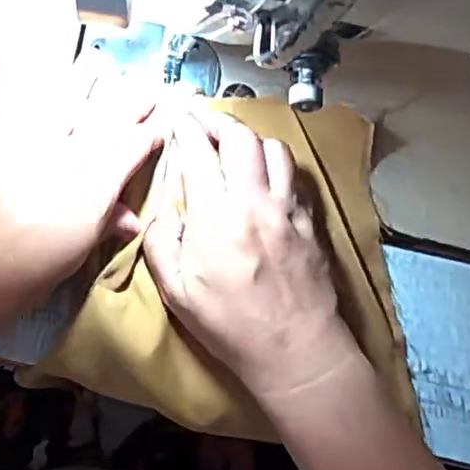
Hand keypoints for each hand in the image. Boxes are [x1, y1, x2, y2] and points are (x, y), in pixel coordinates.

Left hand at [0, 52, 161, 326]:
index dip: (151, 132)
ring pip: (65, 98)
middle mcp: (71, 153)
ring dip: (82, 77)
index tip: (163, 120)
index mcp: (97, 184)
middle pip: (107, 115)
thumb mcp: (79, 250)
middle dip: (130, 99)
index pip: (133, 147)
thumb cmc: (31, 267)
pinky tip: (9, 48)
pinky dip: (7, 73)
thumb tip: (132, 221)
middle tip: (146, 84)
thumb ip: (105, 225)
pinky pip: (6, 99)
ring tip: (97, 61)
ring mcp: (34, 140)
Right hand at [146, 112, 361, 399]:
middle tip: (201, 120)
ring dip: (250, 137)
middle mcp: (254, 202)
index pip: (198, 153)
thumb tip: (165, 210)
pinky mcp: (310, 223)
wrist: (297, 353)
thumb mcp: (175, 290)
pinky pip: (295, 177)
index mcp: (216, 216)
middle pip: (241, 138)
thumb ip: (159, 242)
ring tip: (232, 141)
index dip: (184, 128)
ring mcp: (288, 211)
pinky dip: (276, 164)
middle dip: (217, 120)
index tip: (175, 117)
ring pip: (275, 150)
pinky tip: (263, 174)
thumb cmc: (229, 324)